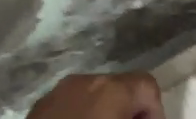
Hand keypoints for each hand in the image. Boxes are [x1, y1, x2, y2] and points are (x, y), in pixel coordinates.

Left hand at [26, 73, 163, 118]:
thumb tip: (149, 117)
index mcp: (111, 88)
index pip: (148, 85)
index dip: (155, 112)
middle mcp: (86, 79)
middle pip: (121, 88)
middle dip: (129, 112)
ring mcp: (59, 90)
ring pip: (94, 95)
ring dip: (104, 113)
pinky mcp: (39, 105)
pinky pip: (71, 105)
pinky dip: (81, 117)